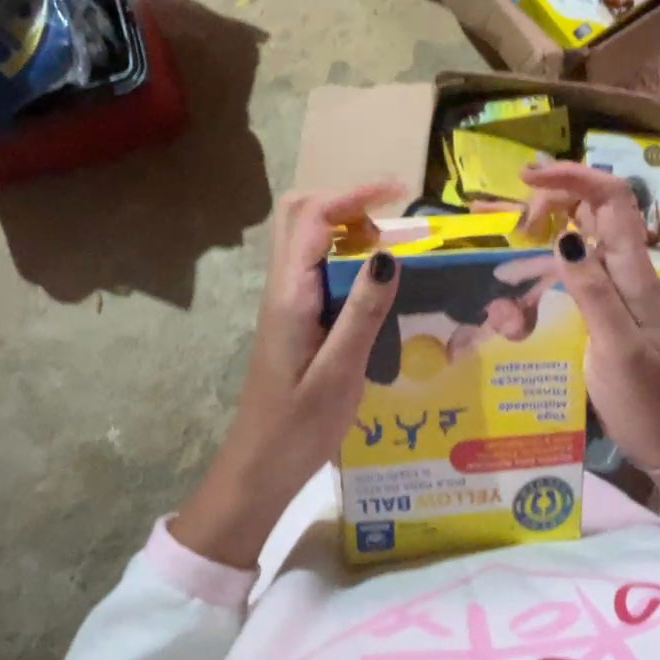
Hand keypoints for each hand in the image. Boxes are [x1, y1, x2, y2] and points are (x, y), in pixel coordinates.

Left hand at [172, 184, 402, 568]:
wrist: (259, 468)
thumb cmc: (299, 427)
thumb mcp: (340, 372)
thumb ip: (364, 311)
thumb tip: (389, 254)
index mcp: (291, 295)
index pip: (314, 217)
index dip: (356, 193)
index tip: (400, 192)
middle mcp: (282, 287)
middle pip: (300, 214)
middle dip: (346, 201)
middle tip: (391, 219)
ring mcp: (285, 301)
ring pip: (306, 238)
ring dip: (345, 227)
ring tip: (390, 248)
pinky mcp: (293, 317)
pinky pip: (315, 267)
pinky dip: (344, 256)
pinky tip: (373, 283)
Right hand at [520, 163, 659, 519]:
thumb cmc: (645, 397)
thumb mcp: (618, 348)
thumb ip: (593, 293)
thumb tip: (565, 236)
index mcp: (632, 270)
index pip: (610, 198)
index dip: (573, 176)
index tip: (526, 178)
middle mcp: (619, 269)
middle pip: (586, 208)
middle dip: (546, 203)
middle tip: (512, 228)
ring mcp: (605, 289)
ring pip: (568, 239)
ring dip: (533, 240)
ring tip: (501, 254)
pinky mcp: (591, 310)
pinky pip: (558, 275)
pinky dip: (530, 274)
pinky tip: (507, 297)